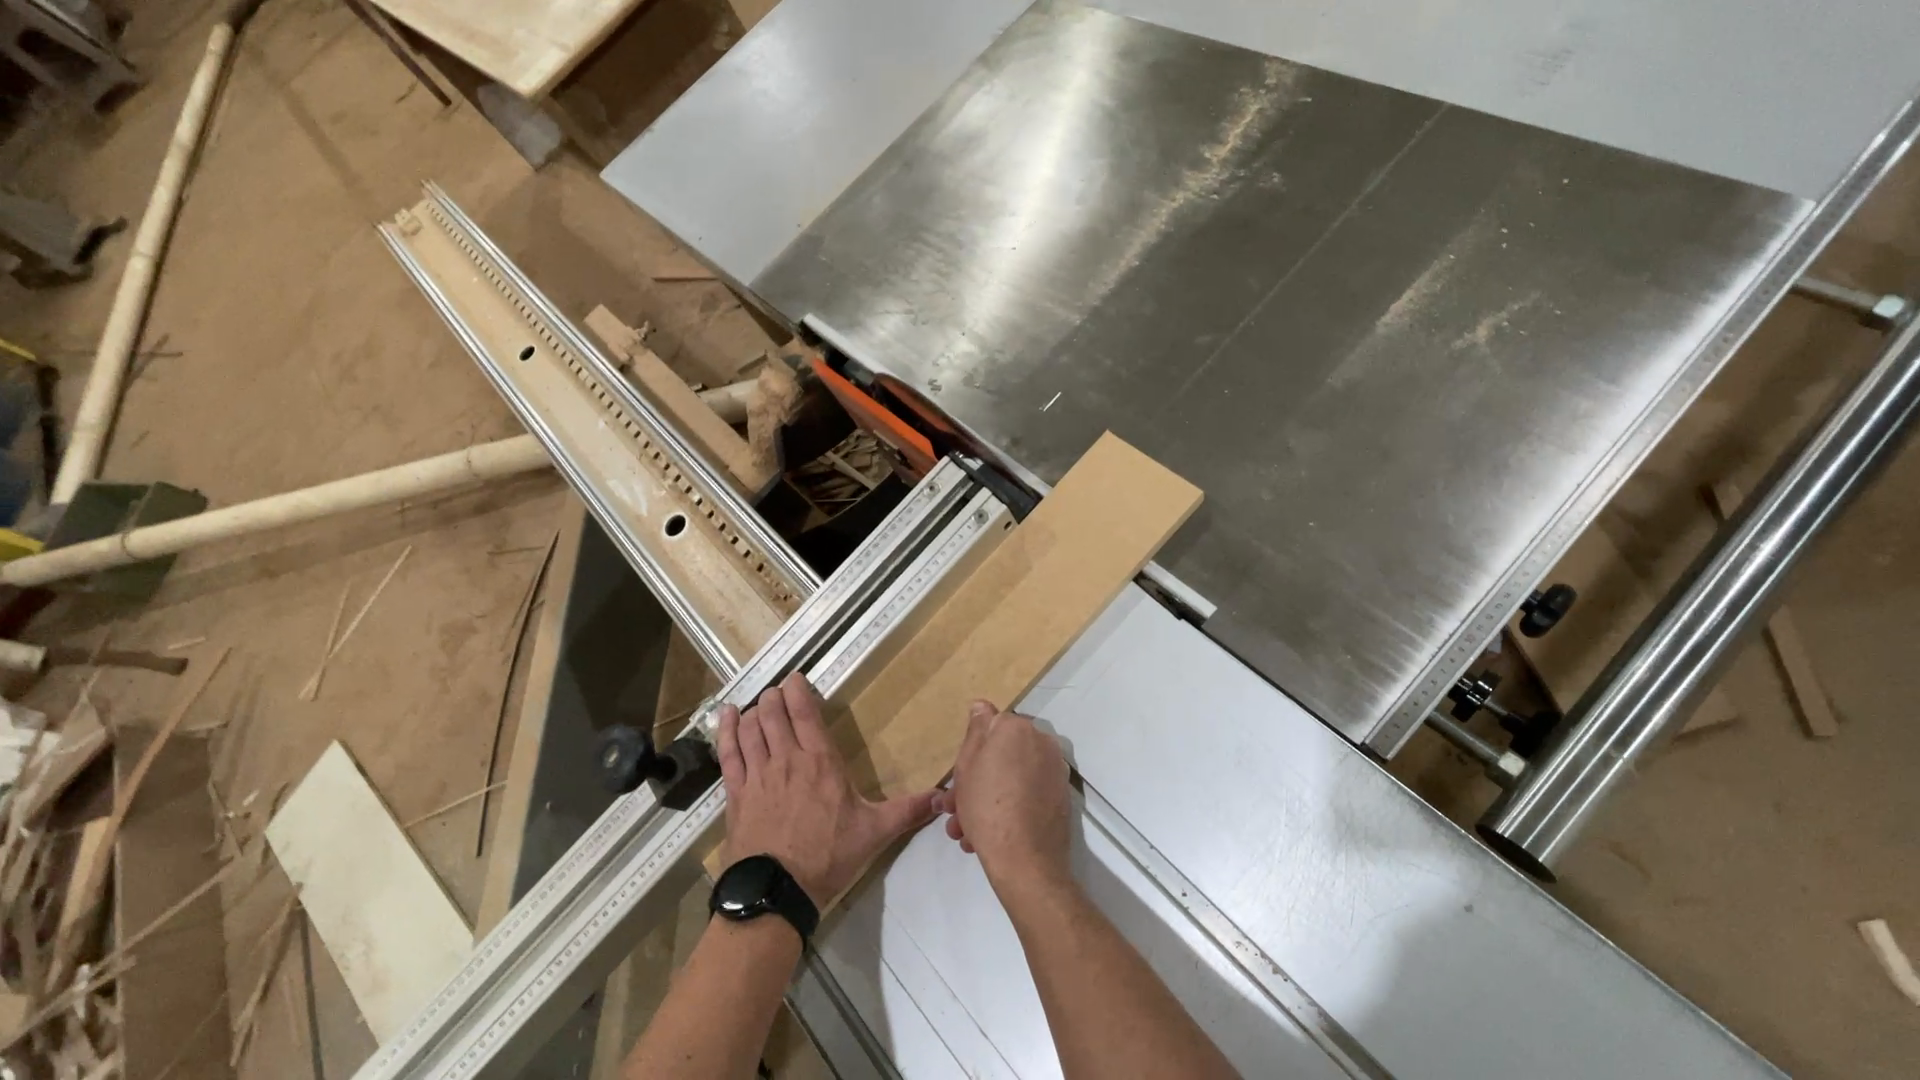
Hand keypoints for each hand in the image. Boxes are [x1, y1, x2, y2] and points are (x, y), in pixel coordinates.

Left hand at [717, 673, 937, 906]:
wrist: (778, 888)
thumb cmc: (829, 856)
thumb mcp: (875, 832)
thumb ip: (908, 810)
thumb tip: (943, 798)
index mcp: (820, 761)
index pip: (804, 712)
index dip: (797, 690)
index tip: (796, 677)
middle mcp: (786, 759)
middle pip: (773, 714)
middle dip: (774, 697)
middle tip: (778, 692)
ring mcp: (757, 774)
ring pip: (751, 728)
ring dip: (754, 711)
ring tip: (758, 704)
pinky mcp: (737, 793)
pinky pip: (729, 752)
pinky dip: (726, 730)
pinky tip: (726, 716)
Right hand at [932, 701, 1072, 896]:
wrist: (1025, 859)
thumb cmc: (987, 807)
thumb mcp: (967, 766)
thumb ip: (976, 731)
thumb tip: (982, 706)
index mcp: (1017, 728)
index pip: (989, 727)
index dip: (969, 753)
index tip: (956, 779)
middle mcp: (1042, 742)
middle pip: (1000, 755)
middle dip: (973, 782)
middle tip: (953, 810)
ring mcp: (1054, 771)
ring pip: (1010, 778)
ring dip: (984, 800)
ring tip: (964, 832)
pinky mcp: (1059, 797)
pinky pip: (1025, 794)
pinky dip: (1006, 807)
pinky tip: (983, 836)